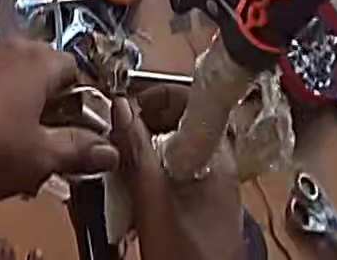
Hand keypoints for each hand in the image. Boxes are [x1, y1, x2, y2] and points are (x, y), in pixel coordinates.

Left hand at [0, 41, 116, 199]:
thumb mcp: (39, 156)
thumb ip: (78, 150)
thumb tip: (108, 149)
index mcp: (39, 59)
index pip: (76, 70)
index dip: (83, 103)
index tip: (84, 134)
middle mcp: (12, 46)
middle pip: (46, 74)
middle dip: (52, 110)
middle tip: (50, 148)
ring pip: (16, 81)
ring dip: (22, 111)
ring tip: (16, 150)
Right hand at [109, 93, 251, 259]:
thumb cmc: (187, 256)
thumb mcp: (153, 199)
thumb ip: (136, 148)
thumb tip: (119, 103)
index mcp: (217, 158)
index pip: (194, 99)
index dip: (160, 92)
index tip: (132, 103)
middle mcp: (217, 165)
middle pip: (181, 118)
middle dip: (146, 116)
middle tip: (119, 126)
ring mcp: (207, 184)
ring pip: (172, 142)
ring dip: (142, 141)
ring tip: (119, 151)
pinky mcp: (196, 201)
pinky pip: (170, 166)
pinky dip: (147, 164)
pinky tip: (128, 179)